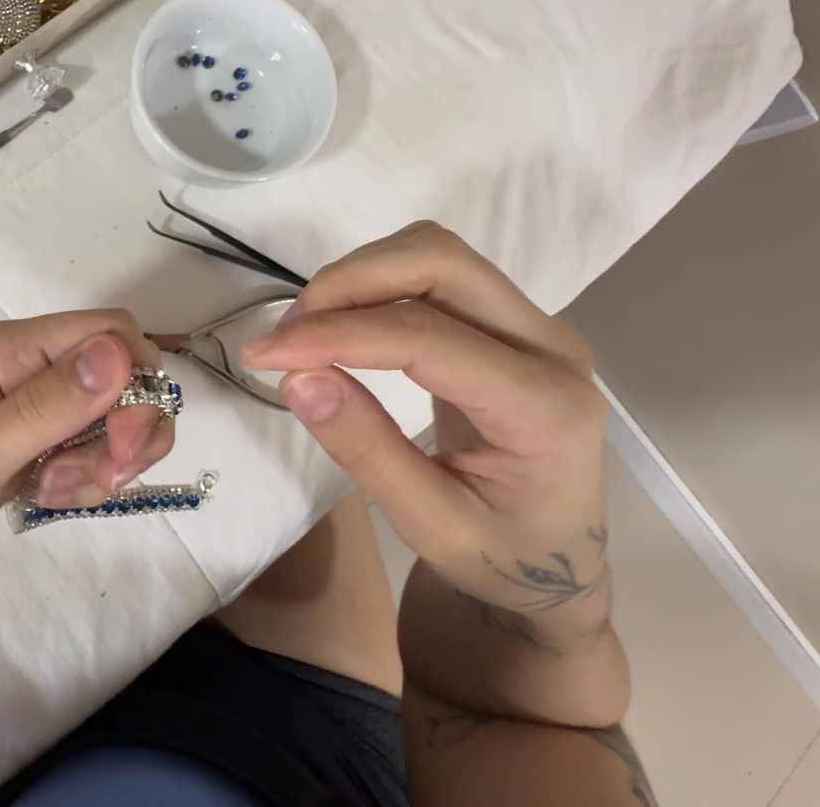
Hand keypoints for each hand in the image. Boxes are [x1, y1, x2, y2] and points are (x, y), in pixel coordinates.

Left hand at [0, 310, 175, 592]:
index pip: (110, 333)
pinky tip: (42, 497)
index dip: (136, 383)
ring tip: (51, 492)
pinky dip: (82, 474)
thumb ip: (48, 407)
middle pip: (120, 373)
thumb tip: (122, 352)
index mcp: (7, 350)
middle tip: (95, 482)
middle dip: (126, 430)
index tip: (119, 449)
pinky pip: (83, 444)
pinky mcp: (25, 435)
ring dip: (103, 459)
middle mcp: (23, 364)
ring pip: (108, 414)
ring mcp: (25, 400)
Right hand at [242, 223, 609, 637]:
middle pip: (442, 263)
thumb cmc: (500, 558)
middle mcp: (550, 348)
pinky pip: (436, 273)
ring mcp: (534, 327)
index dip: (337, 334)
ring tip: (307, 329)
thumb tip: (298, 378)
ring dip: (360, 276)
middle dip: (350, 281)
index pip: (427, 338)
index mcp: (544, 408)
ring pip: (436, 254)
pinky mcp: (507, 322)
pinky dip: (375, 283)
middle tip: (288, 331)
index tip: (264, 352)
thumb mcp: (430, 525)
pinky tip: (343, 324)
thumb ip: (368, 451)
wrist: (555, 564)